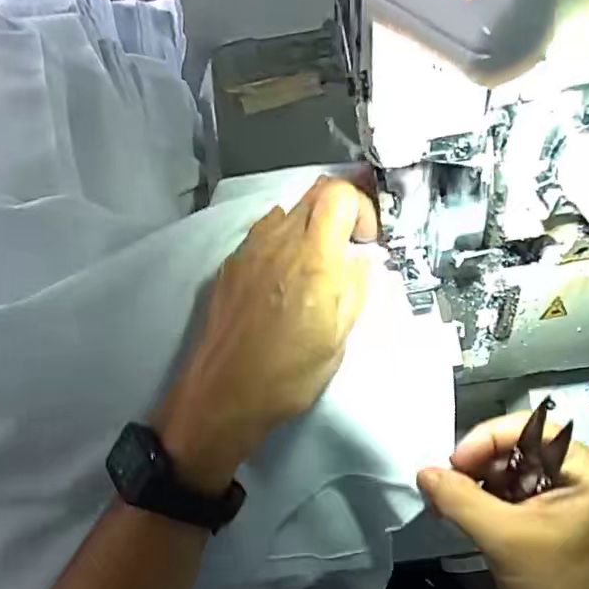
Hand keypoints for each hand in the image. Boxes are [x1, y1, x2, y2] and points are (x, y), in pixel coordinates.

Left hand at [161, 176, 379, 490]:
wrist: (224, 395)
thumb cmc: (289, 376)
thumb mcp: (337, 341)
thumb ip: (354, 291)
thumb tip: (360, 261)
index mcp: (313, 261)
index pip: (338, 194)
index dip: (360, 209)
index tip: (364, 242)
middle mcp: (279, 243)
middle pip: (313, 193)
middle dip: (339, 212)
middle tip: (347, 247)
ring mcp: (249, 251)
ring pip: (287, 211)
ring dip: (309, 226)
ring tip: (314, 266)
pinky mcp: (230, 265)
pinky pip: (263, 233)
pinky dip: (282, 241)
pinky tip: (283, 277)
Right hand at [417, 413, 588, 588]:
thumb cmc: (557, 584)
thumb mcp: (504, 538)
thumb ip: (460, 499)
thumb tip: (424, 472)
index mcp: (585, 468)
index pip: (529, 428)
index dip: (486, 440)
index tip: (453, 466)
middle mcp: (579, 472)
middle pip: (517, 447)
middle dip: (477, 464)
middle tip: (443, 488)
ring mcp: (564, 494)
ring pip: (509, 470)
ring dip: (475, 483)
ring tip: (445, 504)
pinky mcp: (550, 514)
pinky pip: (511, 492)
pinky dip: (484, 500)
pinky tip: (460, 513)